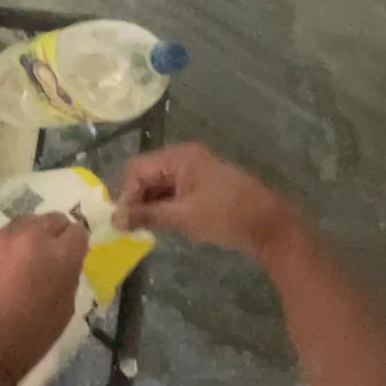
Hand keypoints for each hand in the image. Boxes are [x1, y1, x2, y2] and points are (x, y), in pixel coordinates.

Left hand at [0, 212, 88, 377]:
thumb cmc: (33, 333)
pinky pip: (5, 233)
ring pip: (28, 221)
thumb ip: (69, 271)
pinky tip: (5, 265)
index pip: (78, 231)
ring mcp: (6, 235)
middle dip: (55, 235)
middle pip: (54, 219)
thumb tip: (65, 256)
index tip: (71, 256)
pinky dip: (10, 244)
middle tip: (49, 256)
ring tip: (25, 259)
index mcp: (61, 255)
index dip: (76, 245)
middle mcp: (35, 236)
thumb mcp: (66, 305)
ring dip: (32, 235)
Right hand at [115, 143, 302, 261]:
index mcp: (179, 157)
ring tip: (150, 229)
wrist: (271, 226)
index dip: (127, 194)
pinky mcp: (204, 185)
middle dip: (139, 200)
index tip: (126, 222)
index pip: (137, 169)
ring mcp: (196, 170)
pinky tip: (168, 225)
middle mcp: (185, 157)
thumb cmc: (226, 217)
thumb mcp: (183, 217)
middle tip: (135, 228)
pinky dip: (167, 206)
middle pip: (147, 174)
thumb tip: (114, 219)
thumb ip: (146, 216)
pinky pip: (175, 191)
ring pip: (160, 184)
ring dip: (152, 205)